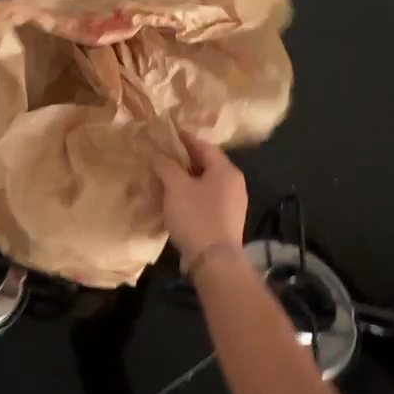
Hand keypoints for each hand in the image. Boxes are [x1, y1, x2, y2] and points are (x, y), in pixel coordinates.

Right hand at [153, 132, 248, 271]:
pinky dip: (192, 194)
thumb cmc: (196, 216)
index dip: (184, 139)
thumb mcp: (175, 187)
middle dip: (184, 159)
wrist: (214, 259)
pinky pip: (207, 198)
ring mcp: (233, 203)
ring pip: (206, 182)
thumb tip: (159, 155)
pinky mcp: (226, 220)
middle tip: (161, 157)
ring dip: (187, 179)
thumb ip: (166, 166)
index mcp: (226, 170)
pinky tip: (176, 201)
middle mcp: (234, 183)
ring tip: (165, 178)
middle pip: (206, 163)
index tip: (166, 134)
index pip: (203, 145)